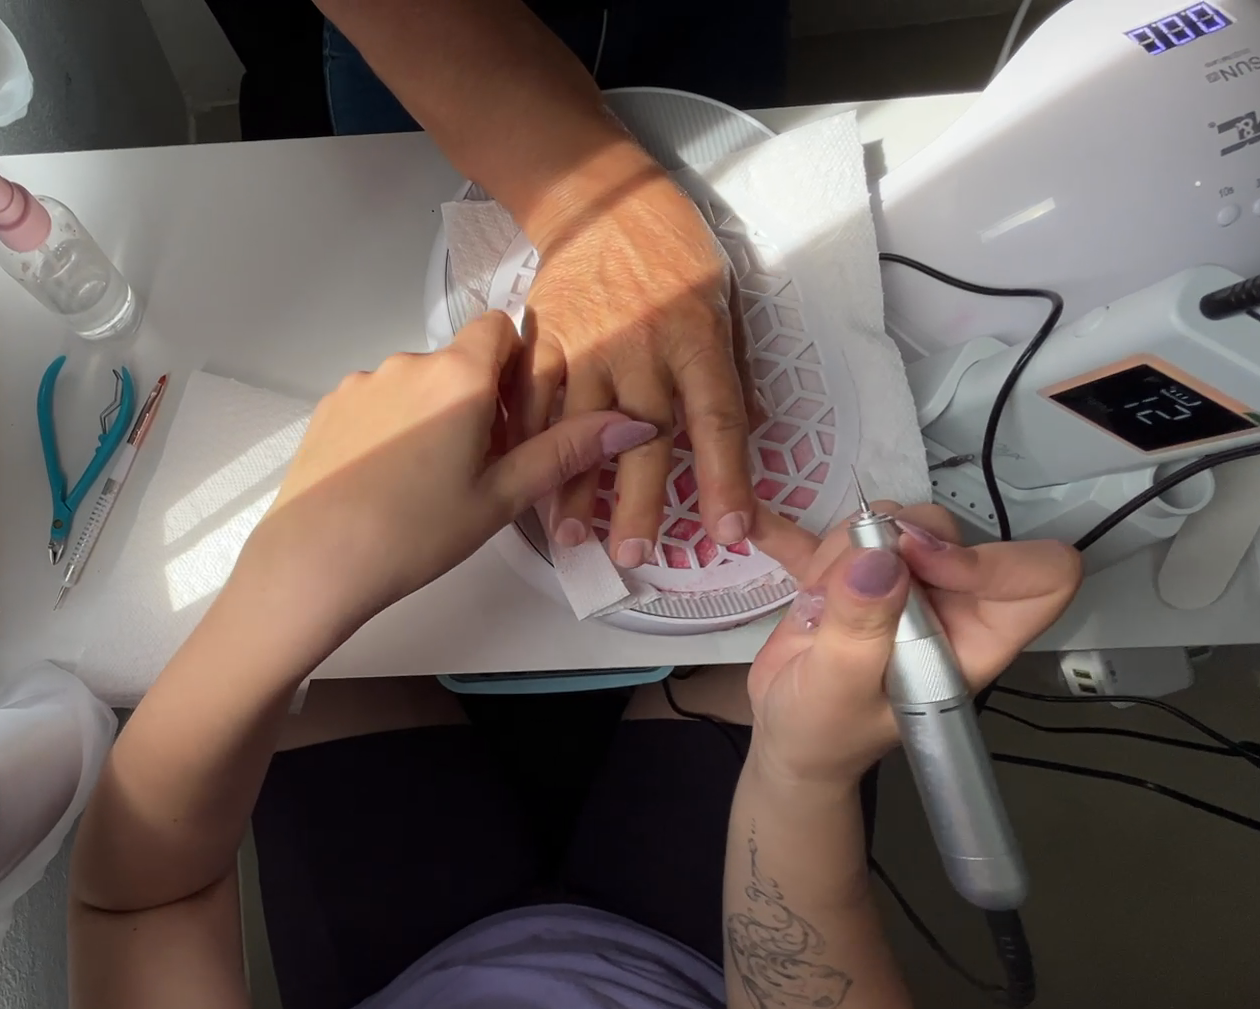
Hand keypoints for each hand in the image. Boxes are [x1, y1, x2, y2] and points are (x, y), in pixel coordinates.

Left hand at [239, 311, 654, 635]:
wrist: (315, 561)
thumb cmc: (414, 534)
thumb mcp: (497, 497)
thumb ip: (564, 453)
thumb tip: (633, 424)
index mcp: (456, 376)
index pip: (500, 328)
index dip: (515, 367)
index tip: (513, 420)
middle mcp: (406, 363)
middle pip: (457, 361)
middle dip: (477, 399)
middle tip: (476, 466)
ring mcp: (359, 384)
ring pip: (415, 384)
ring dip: (432, 413)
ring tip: (424, 481)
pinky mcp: (327, 408)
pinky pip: (375, 402)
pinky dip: (391, 425)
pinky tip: (383, 480)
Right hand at [517, 147, 759, 569]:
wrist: (602, 202)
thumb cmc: (671, 250)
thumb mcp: (722, 297)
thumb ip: (724, 365)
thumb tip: (735, 431)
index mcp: (697, 336)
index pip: (717, 420)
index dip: (725, 479)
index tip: (727, 531)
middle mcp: (643, 347)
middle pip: (643, 437)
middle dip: (639, 501)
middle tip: (631, 554)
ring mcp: (586, 344)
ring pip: (580, 427)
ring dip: (574, 485)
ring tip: (569, 536)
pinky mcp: (544, 339)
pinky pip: (535, 398)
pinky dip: (530, 441)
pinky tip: (524, 478)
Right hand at [743, 504, 1081, 786]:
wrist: (787, 736)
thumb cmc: (825, 730)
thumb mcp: (841, 687)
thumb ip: (861, 628)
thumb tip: (876, 559)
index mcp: (972, 639)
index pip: (1033, 578)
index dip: (985, 559)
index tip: (915, 562)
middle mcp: (943, 605)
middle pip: (942, 534)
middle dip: (883, 545)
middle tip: (836, 582)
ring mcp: (894, 588)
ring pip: (884, 526)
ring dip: (836, 550)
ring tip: (811, 600)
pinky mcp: (847, 577)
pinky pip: (827, 538)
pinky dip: (789, 530)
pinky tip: (757, 526)